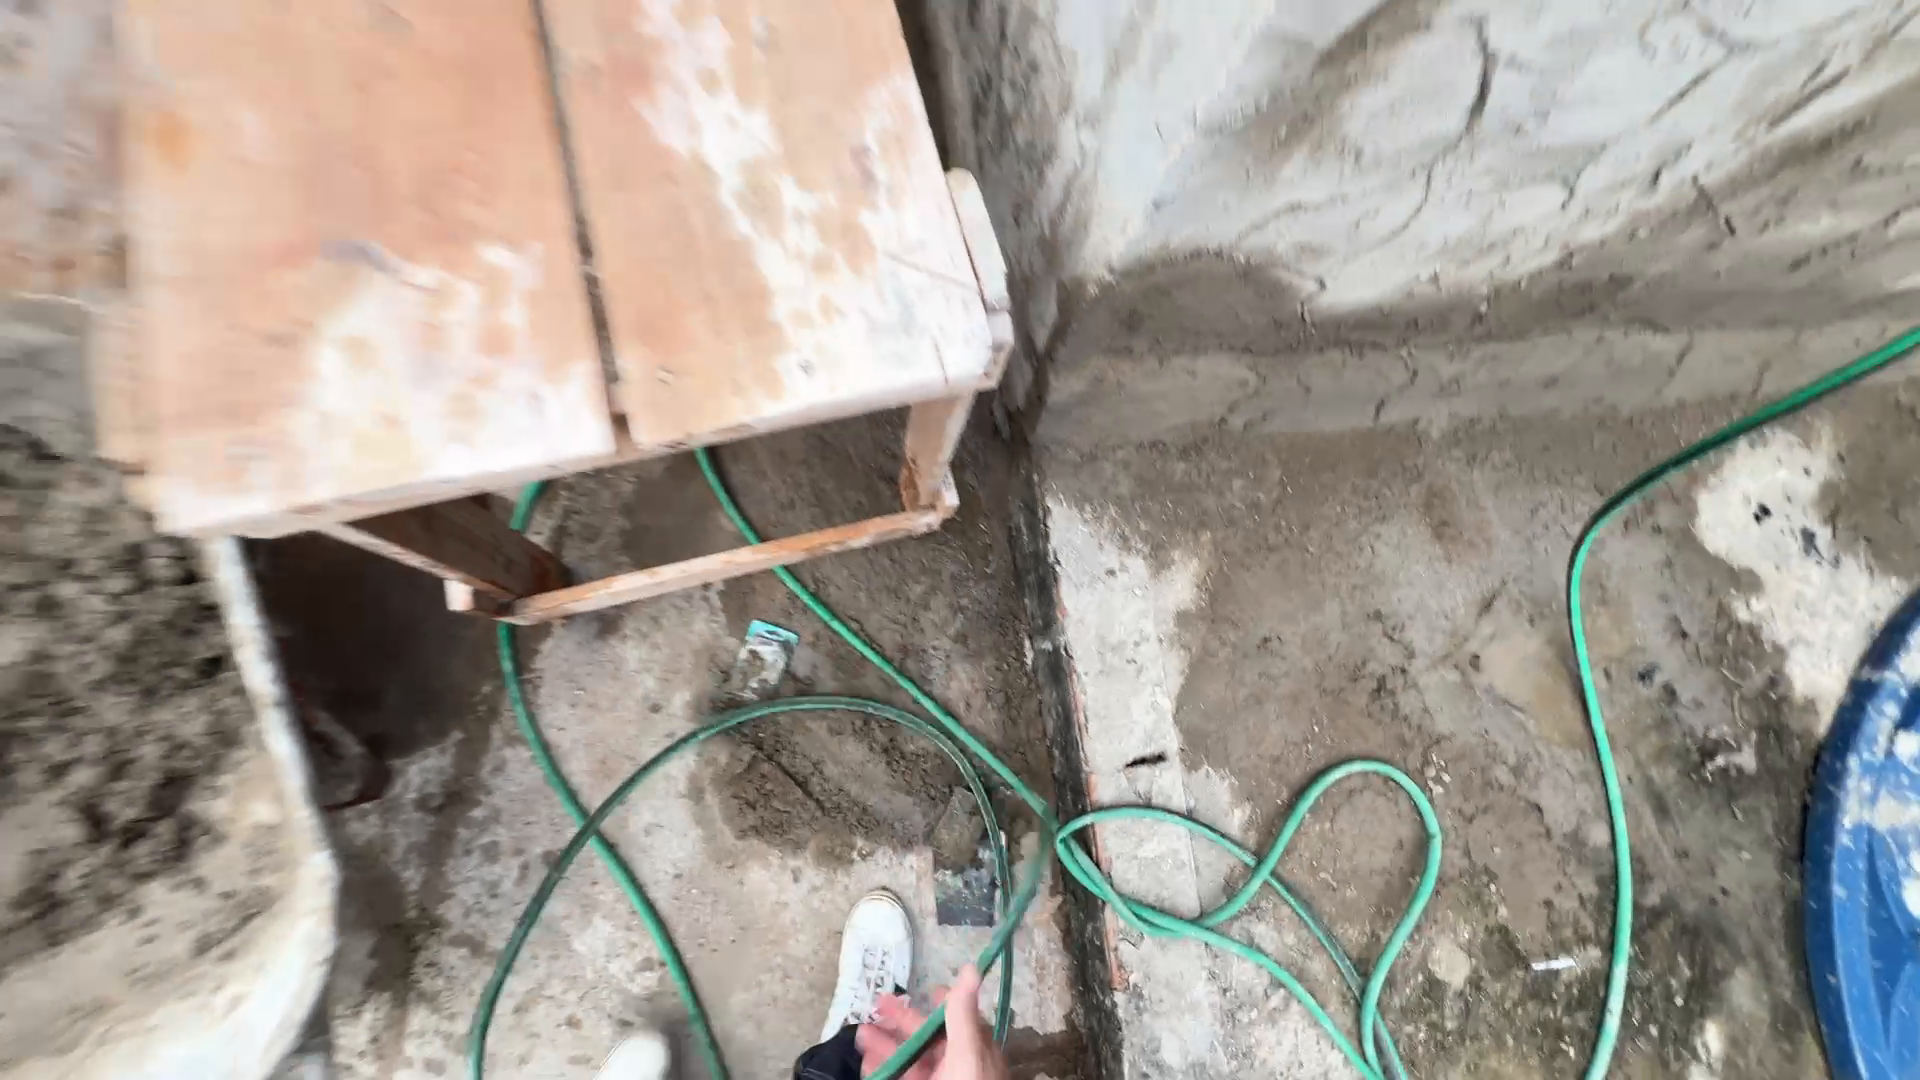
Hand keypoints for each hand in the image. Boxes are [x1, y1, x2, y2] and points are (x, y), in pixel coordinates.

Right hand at [854, 965, 1009, 1079]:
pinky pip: (900, 1079)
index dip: (940, 1003)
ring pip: (909, 1061)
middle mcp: (956, 1067)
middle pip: (927, 1038)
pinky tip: (867, 1062)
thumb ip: (962, 1014)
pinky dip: (883, 1070)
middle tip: (875, 1003)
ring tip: (861, 1032)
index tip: (923, 991)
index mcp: (974, 1052)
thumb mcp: (967, 1054)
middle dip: (901, 1020)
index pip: (958, 1019)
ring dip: (885, 1044)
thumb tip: (972, 967)